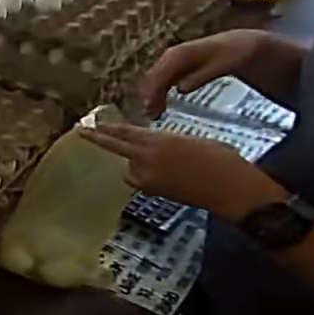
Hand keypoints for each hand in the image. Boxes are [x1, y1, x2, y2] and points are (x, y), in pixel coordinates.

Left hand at [84, 123, 285, 220]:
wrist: (233, 190)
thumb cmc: (222, 160)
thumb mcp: (193, 140)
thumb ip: (166, 142)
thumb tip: (155, 147)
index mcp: (160, 140)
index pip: (127, 132)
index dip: (108, 128)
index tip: (92, 123)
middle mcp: (148, 157)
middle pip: (115, 146)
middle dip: (97, 138)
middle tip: (80, 131)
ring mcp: (147, 175)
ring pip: (130, 166)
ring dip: (139, 164)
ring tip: (171, 167)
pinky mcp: (151, 190)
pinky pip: (139, 179)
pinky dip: (145, 177)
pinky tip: (168, 178)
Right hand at [136, 30, 267, 116]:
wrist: (237, 44)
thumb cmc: (230, 56)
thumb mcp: (219, 67)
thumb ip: (200, 77)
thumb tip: (180, 89)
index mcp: (179, 56)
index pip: (159, 76)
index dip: (153, 94)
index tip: (153, 111)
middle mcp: (169, 56)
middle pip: (152, 79)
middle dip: (149, 98)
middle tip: (151, 116)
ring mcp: (169, 59)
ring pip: (153, 79)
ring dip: (151, 96)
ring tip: (154, 113)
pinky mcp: (171, 65)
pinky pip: (159, 79)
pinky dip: (157, 91)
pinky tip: (160, 102)